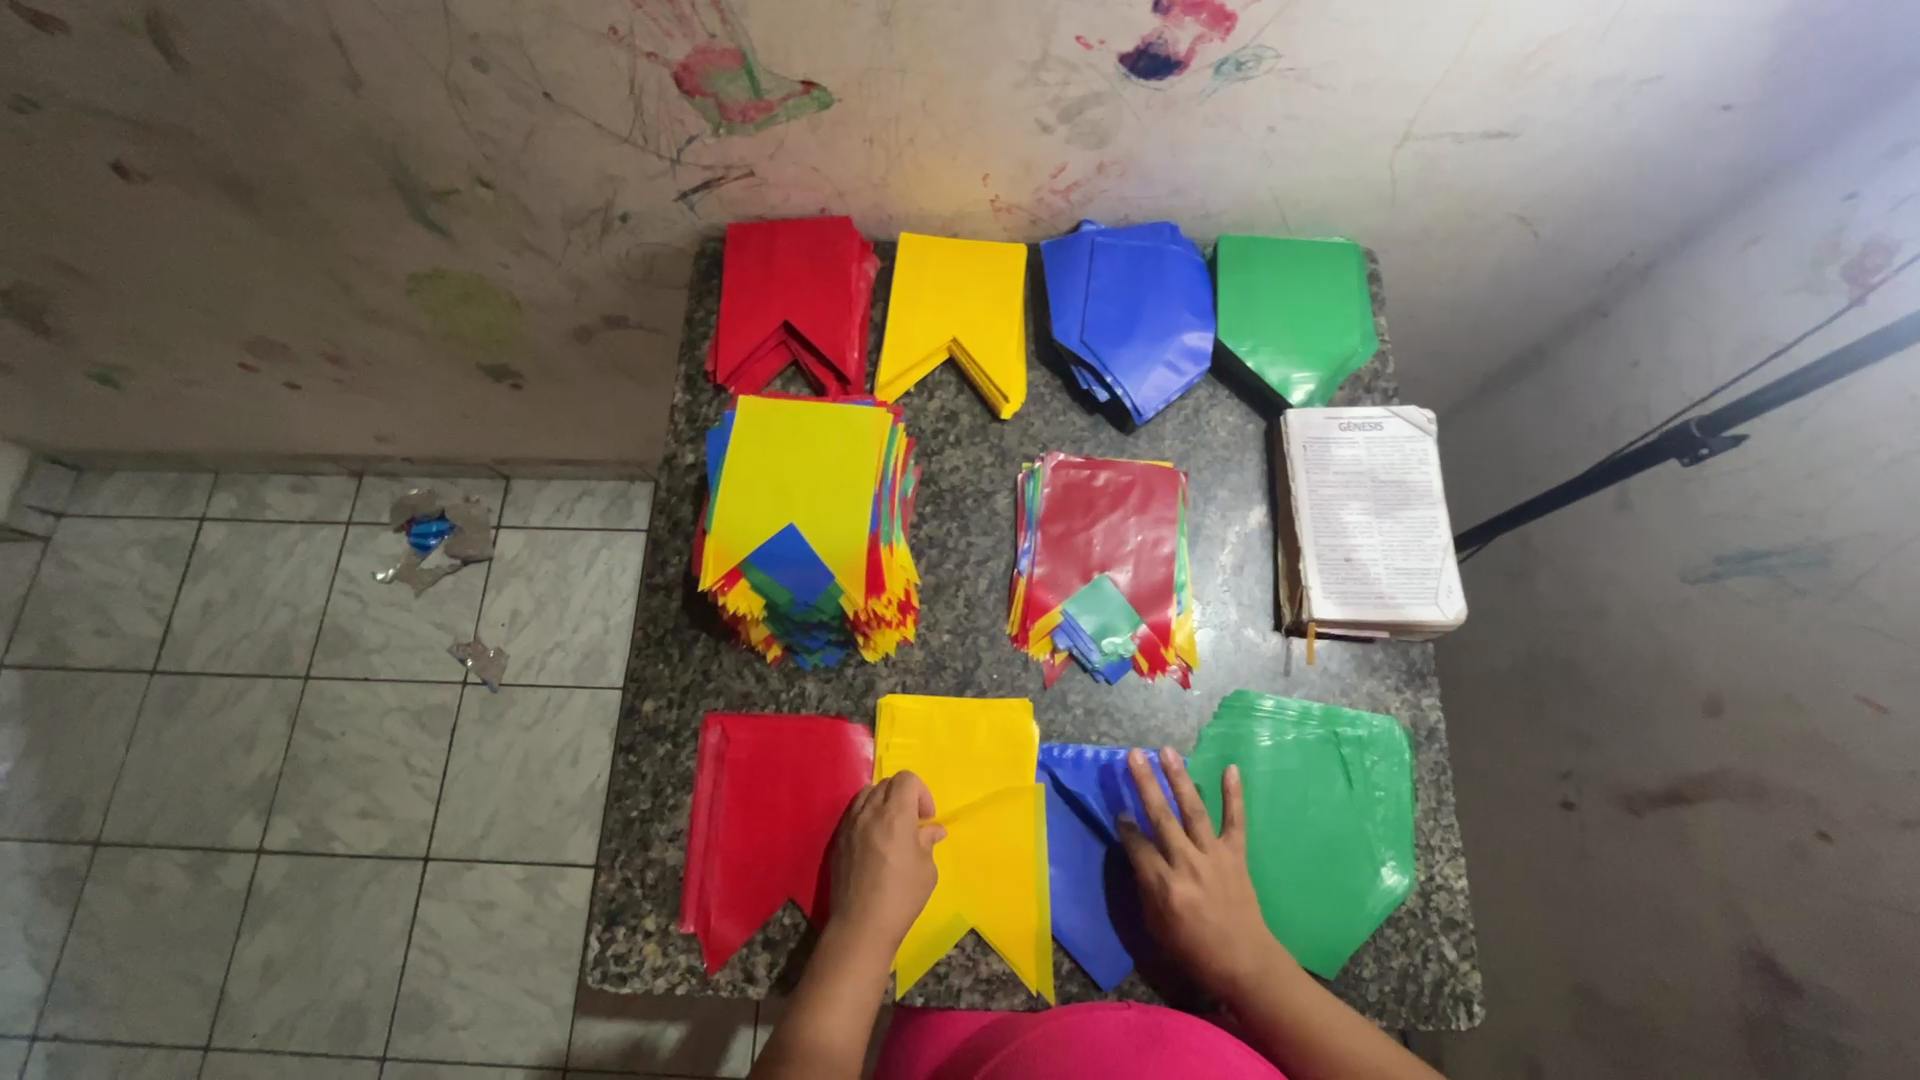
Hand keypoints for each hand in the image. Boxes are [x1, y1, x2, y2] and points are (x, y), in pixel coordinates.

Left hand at [828, 771, 945, 954]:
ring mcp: (850, 824)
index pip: (907, 779)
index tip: (926, 818)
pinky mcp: (838, 839)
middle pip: (887, 783)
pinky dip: (867, 815)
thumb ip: (928, 841)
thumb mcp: (926, 869)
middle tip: (912, 822)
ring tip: (891, 828)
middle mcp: (870, 811)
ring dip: (883, 802)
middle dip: (904, 795)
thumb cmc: (902, 896)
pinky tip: (874, 841)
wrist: (861, 924)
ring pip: (867, 794)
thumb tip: (933, 830)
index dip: (921, 793)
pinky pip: (853, 813)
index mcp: (895, 814)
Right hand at [1118, 747, 1289, 1001]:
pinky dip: (1234, 795)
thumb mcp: (1156, 925)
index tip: (1119, 809)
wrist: (1244, 962)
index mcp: (1164, 885)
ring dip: (1179, 778)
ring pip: (1193, 810)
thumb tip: (1137, 850)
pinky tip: (1231, 768)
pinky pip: (1236, 821)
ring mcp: (1214, 857)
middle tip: (1134, 755)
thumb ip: (1145, 885)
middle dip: (1145, 783)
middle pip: (1161, 817)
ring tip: (1167, 751)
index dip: (1126, 826)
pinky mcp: (1236, 856)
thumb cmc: (1193, 949)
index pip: (1138, 844)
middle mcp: (1187, 864)